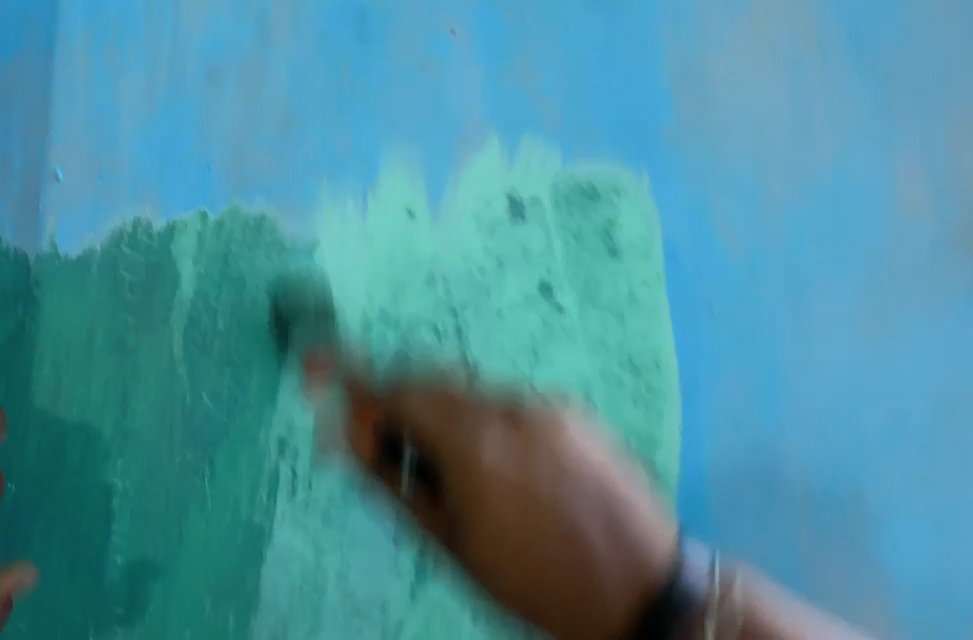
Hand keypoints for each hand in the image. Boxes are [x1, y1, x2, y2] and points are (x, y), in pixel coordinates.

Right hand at [337, 371, 676, 639]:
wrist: (648, 598)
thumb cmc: (535, 581)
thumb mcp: (449, 542)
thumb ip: (388, 477)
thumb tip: (345, 430)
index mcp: (472, 442)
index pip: (395, 389)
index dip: (358, 386)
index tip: (323, 374)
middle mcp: (505, 407)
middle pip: (428, 379)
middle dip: (402, 403)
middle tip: (397, 446)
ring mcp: (543, 404)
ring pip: (468, 390)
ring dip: (446, 414)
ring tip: (461, 468)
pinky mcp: (571, 410)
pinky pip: (508, 402)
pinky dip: (489, 423)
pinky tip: (508, 469)